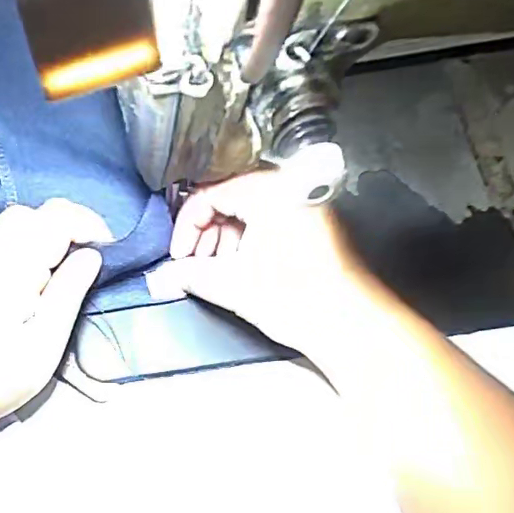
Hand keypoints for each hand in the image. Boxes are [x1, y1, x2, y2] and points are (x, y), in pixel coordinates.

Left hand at [0, 199, 112, 445]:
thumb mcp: (45, 342)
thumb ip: (69, 292)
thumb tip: (91, 256)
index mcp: (10, 268)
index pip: (55, 217)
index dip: (89, 225)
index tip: (109, 251)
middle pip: (31, 214)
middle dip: (66, 227)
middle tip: (88, 261)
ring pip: (12, 226)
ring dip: (45, 237)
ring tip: (65, 273)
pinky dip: (25, 248)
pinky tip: (36, 282)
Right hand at [167, 168, 395, 357]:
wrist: (346, 325)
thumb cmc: (306, 302)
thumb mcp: (233, 286)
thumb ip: (191, 275)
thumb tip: (168, 274)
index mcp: (269, 190)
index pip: (208, 194)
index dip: (185, 228)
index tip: (179, 254)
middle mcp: (289, 187)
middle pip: (227, 200)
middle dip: (205, 237)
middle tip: (194, 266)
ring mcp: (303, 204)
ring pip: (247, 212)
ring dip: (225, 242)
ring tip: (218, 274)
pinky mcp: (311, 223)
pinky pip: (267, 221)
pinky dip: (248, 244)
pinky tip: (241, 272)